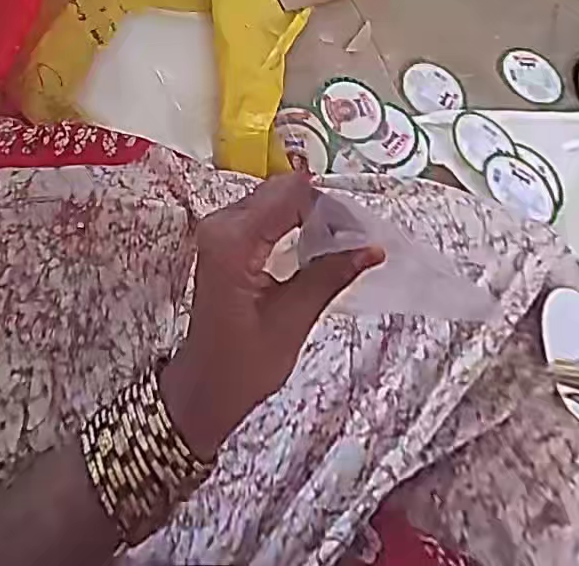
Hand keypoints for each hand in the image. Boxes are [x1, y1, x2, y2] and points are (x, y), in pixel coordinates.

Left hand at [160, 173, 381, 457]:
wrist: (205, 388)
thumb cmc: (243, 364)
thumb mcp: (293, 319)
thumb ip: (331, 274)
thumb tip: (373, 248)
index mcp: (234, 240)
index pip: (289, 194)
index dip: (327, 204)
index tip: (358, 226)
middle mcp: (221, 224)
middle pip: (281, 190)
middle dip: (319, 206)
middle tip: (354, 233)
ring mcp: (219, 228)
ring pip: (273, 197)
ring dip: (307, 212)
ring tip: (340, 239)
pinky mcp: (223, 237)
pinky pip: (264, 212)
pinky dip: (292, 220)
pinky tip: (314, 242)